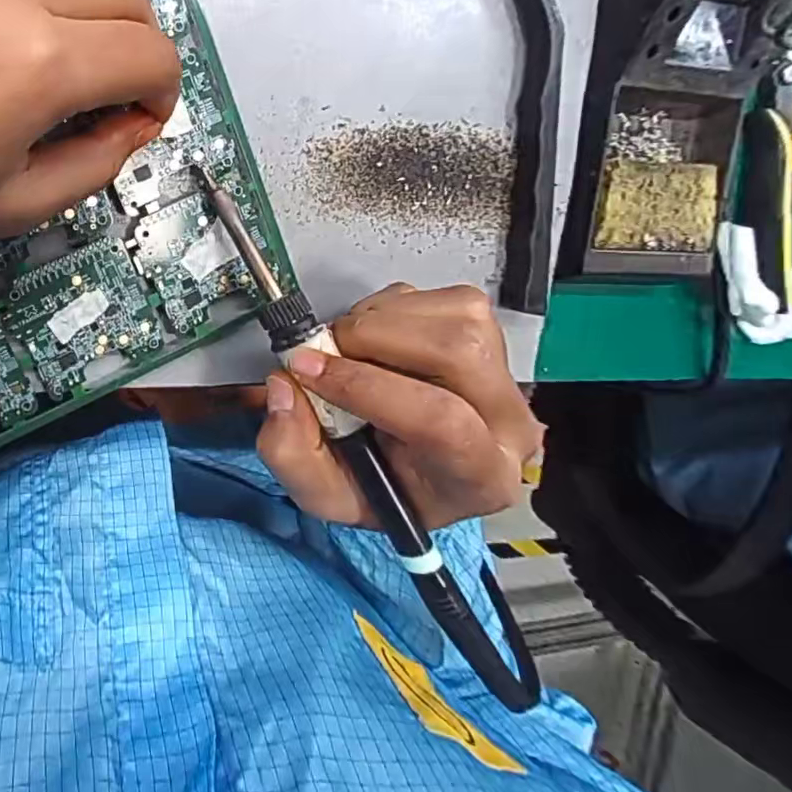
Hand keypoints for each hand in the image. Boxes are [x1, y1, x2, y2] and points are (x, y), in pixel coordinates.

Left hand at [0, 0, 181, 244]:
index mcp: (39, 64)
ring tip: (68, 62)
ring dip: (98, 11)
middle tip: (109, 96)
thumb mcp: (18, 206)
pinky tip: (26, 20)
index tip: (137, 121)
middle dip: (138, 49)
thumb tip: (131, 124)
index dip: (162, 94)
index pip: (149, 56)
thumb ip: (98, 164)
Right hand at [256, 284, 543, 529]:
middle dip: (369, 340)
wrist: (403, 465)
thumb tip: (284, 386)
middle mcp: (507, 423)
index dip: (365, 386)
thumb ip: (289, 451)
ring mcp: (504, 375)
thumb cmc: (373, 484)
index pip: (441, 420)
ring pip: (457, 317)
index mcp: (476, 476)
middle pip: (456, 352)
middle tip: (321, 352)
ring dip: (379, 320)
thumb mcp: (320, 491)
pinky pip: (449, 300)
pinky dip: (392, 308)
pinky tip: (372, 337)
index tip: (306, 370)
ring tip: (345, 348)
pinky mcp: (490, 336)